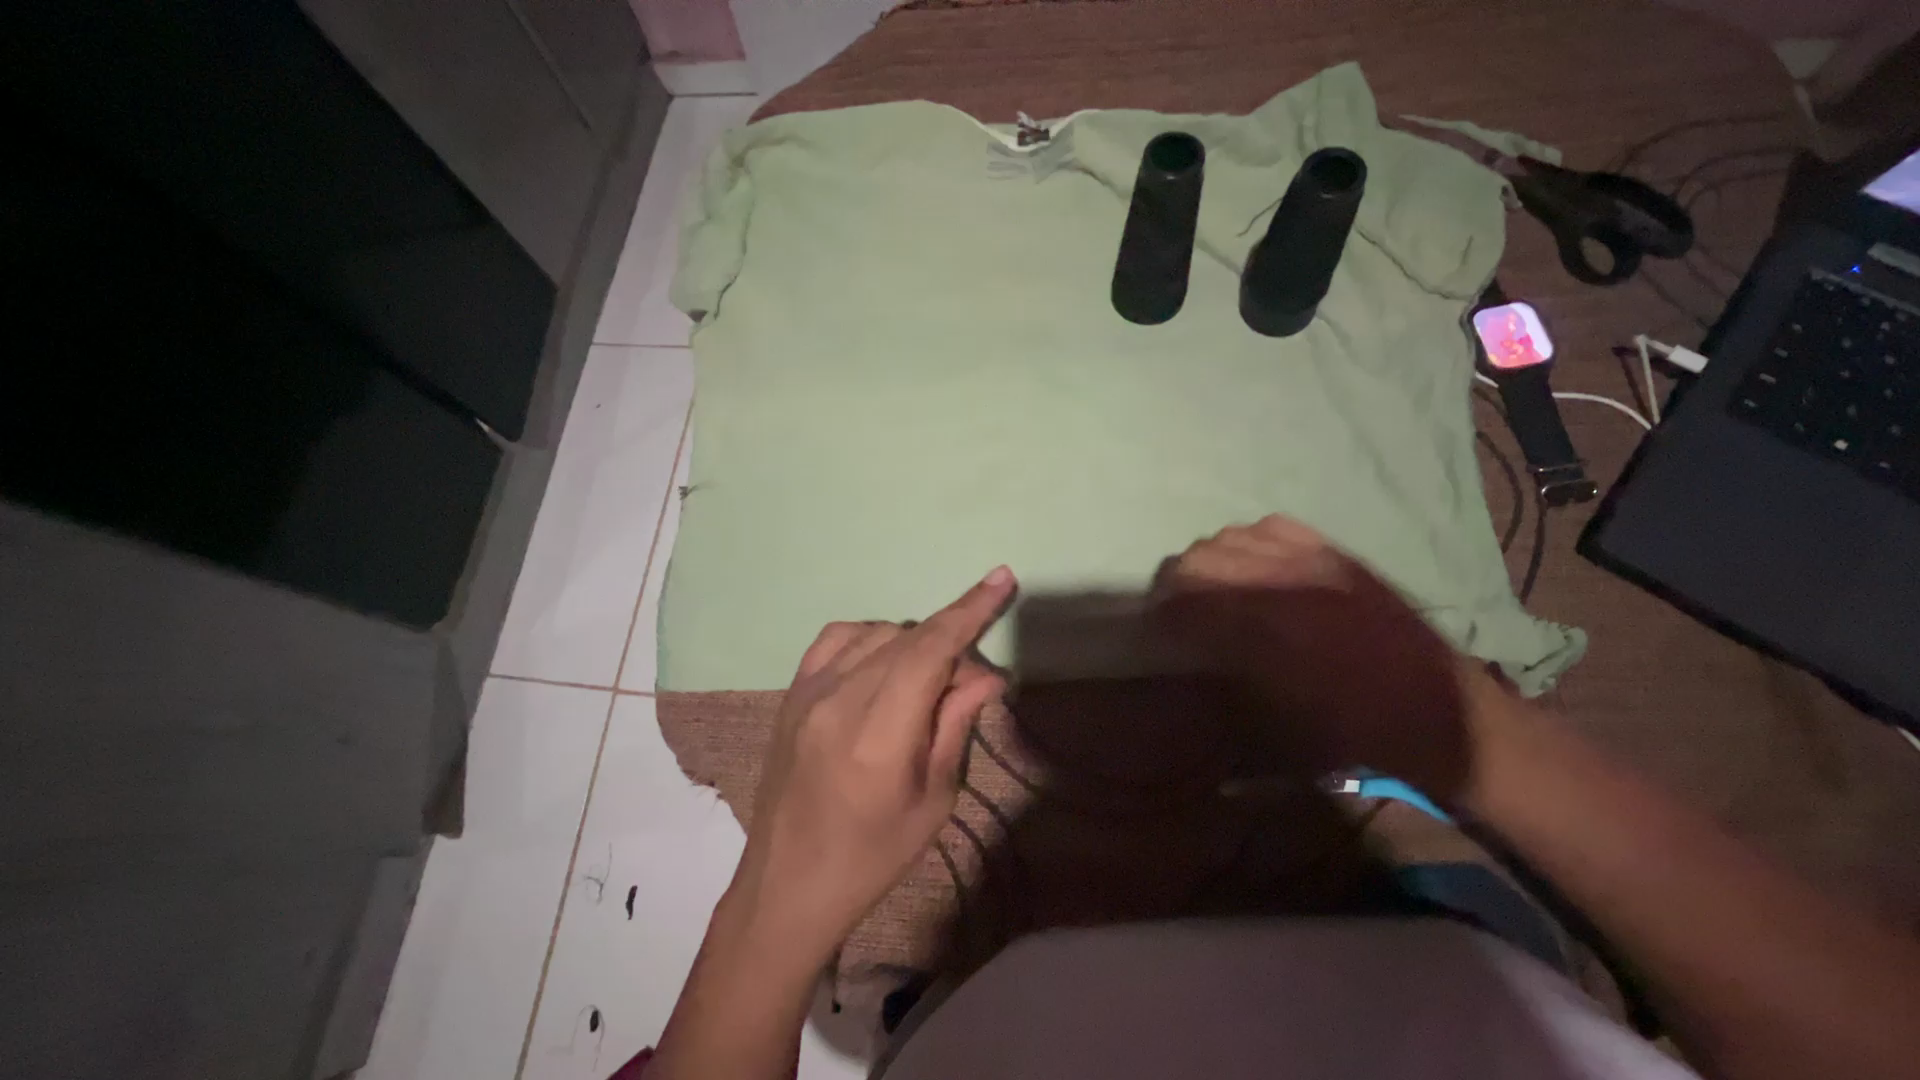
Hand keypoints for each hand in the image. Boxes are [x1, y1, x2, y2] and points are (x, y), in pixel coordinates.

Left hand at [724, 567, 1016, 962]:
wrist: (789, 883)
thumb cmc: (874, 856)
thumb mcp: (933, 800)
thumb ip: (955, 725)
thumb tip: (986, 672)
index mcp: (878, 735)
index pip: (930, 650)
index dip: (969, 611)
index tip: (1000, 579)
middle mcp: (838, 700)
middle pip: (907, 638)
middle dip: (951, 640)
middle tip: (971, 680)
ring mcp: (807, 692)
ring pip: (875, 633)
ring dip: (913, 642)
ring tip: (928, 680)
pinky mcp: (790, 693)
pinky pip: (837, 639)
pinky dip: (871, 638)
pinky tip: (885, 661)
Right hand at [1152, 515, 1491, 802]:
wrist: (1433, 709)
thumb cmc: (1346, 731)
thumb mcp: (1269, 726)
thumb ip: (1215, 681)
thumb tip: (1179, 656)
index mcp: (1259, 628)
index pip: (1181, 597)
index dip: (1159, 613)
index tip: (1156, 633)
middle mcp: (1279, 581)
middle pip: (1196, 558)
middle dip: (1177, 585)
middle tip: (1180, 615)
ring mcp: (1309, 558)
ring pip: (1229, 536)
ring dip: (1211, 563)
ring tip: (1217, 593)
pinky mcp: (1333, 551)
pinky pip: (1270, 526)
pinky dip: (1251, 545)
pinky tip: (1258, 573)